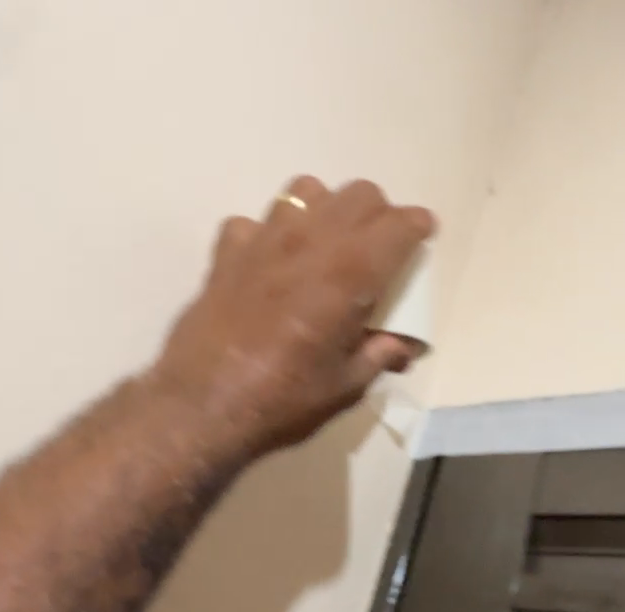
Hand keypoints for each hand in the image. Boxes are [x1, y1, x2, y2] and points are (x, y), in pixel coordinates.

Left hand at [148, 176, 436, 453]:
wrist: (202, 407)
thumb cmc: (282, 402)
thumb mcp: (345, 388)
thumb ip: (378, 356)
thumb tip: (401, 345)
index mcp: (348, 274)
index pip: (397, 226)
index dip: (417, 227)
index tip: (422, 236)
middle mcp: (309, 243)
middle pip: (357, 194)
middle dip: (378, 214)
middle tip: (379, 247)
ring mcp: (263, 241)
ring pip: (306, 190)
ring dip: (325, 210)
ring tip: (325, 245)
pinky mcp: (226, 253)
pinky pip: (254, 222)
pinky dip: (269, 235)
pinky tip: (270, 265)